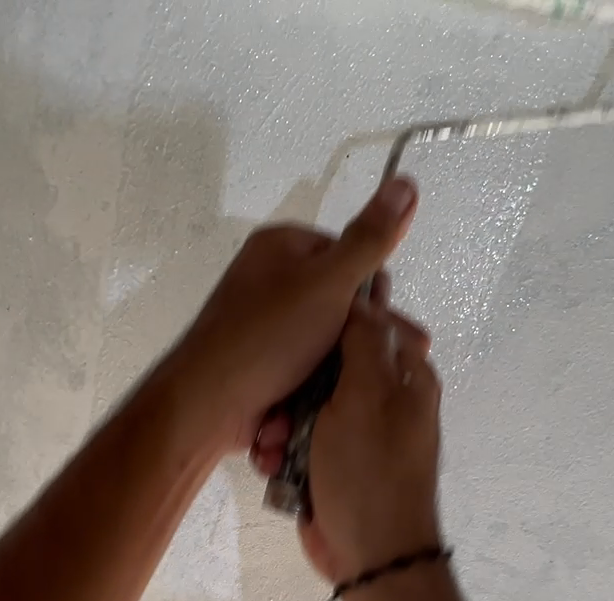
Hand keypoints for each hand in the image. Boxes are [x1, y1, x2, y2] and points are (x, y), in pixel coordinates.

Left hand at [156, 176, 417, 454]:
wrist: (208, 405)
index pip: (352, 257)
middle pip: (341, 301)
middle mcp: (271, 281)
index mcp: (282, 247)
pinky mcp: (264, 366)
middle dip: (363, 333)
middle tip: (384, 359)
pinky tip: (337, 402)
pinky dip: (321, 384)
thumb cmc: (267, 338)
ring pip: (327, 340)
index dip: (371, 291)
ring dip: (345, 365)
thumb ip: (370, 239)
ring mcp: (267, 327)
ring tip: (365, 387)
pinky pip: (307, 368)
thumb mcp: (328, 283)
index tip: (378, 322)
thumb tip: (405, 183)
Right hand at [253, 296, 442, 582]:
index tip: (291, 333)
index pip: (364, 325)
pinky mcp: (330, 465)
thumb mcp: (368, 393)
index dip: (324, 327)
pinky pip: (298, 443)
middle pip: (323, 369)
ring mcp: (353, 435)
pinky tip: (272, 464)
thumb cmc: (370, 469)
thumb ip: (364, 340)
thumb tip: (362, 298)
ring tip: (273, 447)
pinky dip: (282, 453)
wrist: (371, 554)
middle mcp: (380, 400)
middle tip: (279, 415)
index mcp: (403, 377)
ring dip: (281, 427)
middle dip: (292, 391)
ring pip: (303, 408)